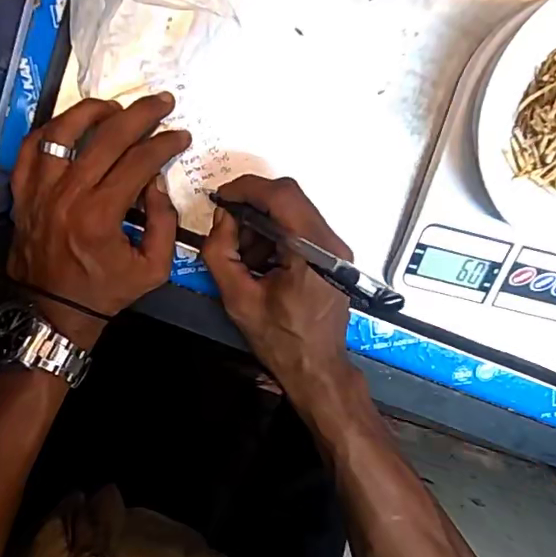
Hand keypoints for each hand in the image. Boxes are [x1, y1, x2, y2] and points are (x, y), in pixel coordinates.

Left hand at [8, 94, 190, 346]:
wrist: (53, 310)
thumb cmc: (103, 293)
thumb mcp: (152, 269)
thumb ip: (163, 223)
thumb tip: (155, 181)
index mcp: (100, 216)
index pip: (139, 162)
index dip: (165, 143)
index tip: (180, 136)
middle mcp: (68, 195)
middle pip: (108, 138)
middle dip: (141, 114)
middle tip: (162, 103)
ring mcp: (40, 192)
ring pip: (63, 133)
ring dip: (92, 112)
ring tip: (115, 107)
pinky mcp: (23, 194)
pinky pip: (29, 150)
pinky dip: (49, 132)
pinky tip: (69, 126)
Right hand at [202, 175, 365, 417]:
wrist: (316, 368)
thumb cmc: (283, 342)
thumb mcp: (237, 299)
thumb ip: (221, 253)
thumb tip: (221, 219)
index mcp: (313, 252)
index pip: (281, 196)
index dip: (246, 189)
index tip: (222, 197)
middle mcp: (332, 243)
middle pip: (288, 199)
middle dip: (251, 209)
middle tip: (227, 230)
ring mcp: (335, 248)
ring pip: (292, 212)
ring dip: (261, 225)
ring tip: (243, 257)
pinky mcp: (331, 255)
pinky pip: (298, 229)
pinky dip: (273, 237)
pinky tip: (260, 265)